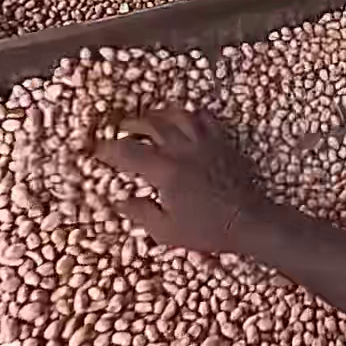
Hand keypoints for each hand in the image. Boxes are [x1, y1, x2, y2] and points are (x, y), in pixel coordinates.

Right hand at [93, 106, 270, 252]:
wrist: (248, 220)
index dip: (108, 148)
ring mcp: (204, 142)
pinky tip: (185, 121)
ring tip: (150, 120)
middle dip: (132, 125)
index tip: (97, 149)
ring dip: (159, 114)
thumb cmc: (208, 229)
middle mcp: (183, 150)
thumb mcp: (167, 231)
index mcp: (166, 171)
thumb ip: (141, 213)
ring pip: (178, 114)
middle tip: (122, 131)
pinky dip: (190, 115)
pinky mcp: (221, 142)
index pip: (128, 151)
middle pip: (151, 124)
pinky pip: (204, 118)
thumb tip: (122, 201)